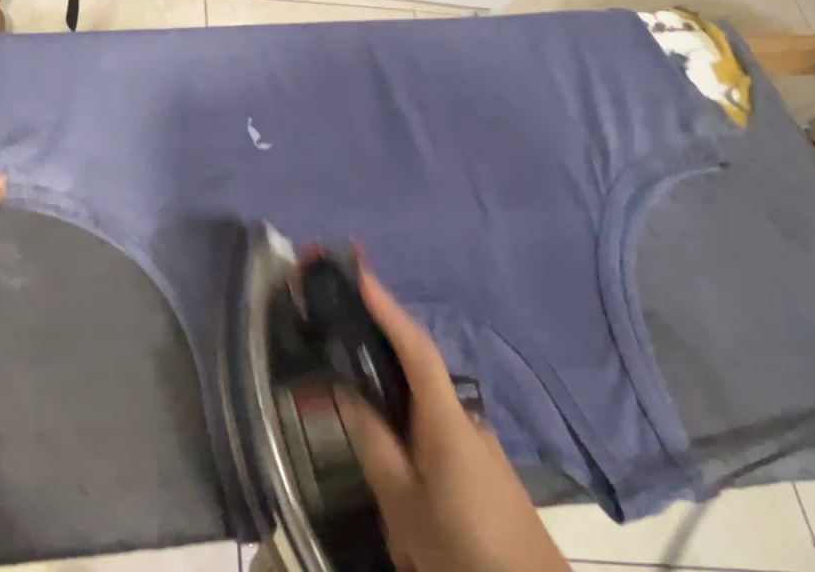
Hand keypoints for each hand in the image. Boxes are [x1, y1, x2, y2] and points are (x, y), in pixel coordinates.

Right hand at [339, 273, 570, 571]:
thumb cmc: (463, 546)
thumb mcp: (402, 501)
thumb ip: (374, 443)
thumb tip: (347, 390)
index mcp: (445, 420)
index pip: (414, 348)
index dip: (386, 306)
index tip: (358, 270)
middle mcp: (464, 420)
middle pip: (416, 366)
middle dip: (376, 334)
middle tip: (335, 313)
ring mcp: (475, 444)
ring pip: (421, 400)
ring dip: (386, 378)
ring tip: (344, 373)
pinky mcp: (479, 468)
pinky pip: (431, 423)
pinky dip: (402, 409)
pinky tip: (382, 430)